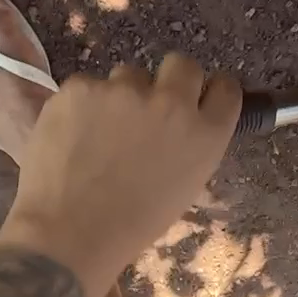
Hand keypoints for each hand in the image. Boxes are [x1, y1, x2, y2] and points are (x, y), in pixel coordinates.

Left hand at [7, 55, 241, 276]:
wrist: (72, 231)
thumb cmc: (134, 224)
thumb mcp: (183, 188)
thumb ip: (190, 147)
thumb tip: (181, 128)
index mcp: (205, 135)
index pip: (226, 89)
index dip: (211, 92)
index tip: (198, 102)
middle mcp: (172, 103)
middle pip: (182, 64)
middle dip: (170, 81)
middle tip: (151, 109)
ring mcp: (124, 90)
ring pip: (129, 75)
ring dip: (122, 95)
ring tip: (102, 133)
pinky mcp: (81, 86)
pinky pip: (89, 87)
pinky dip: (83, 107)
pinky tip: (73, 137)